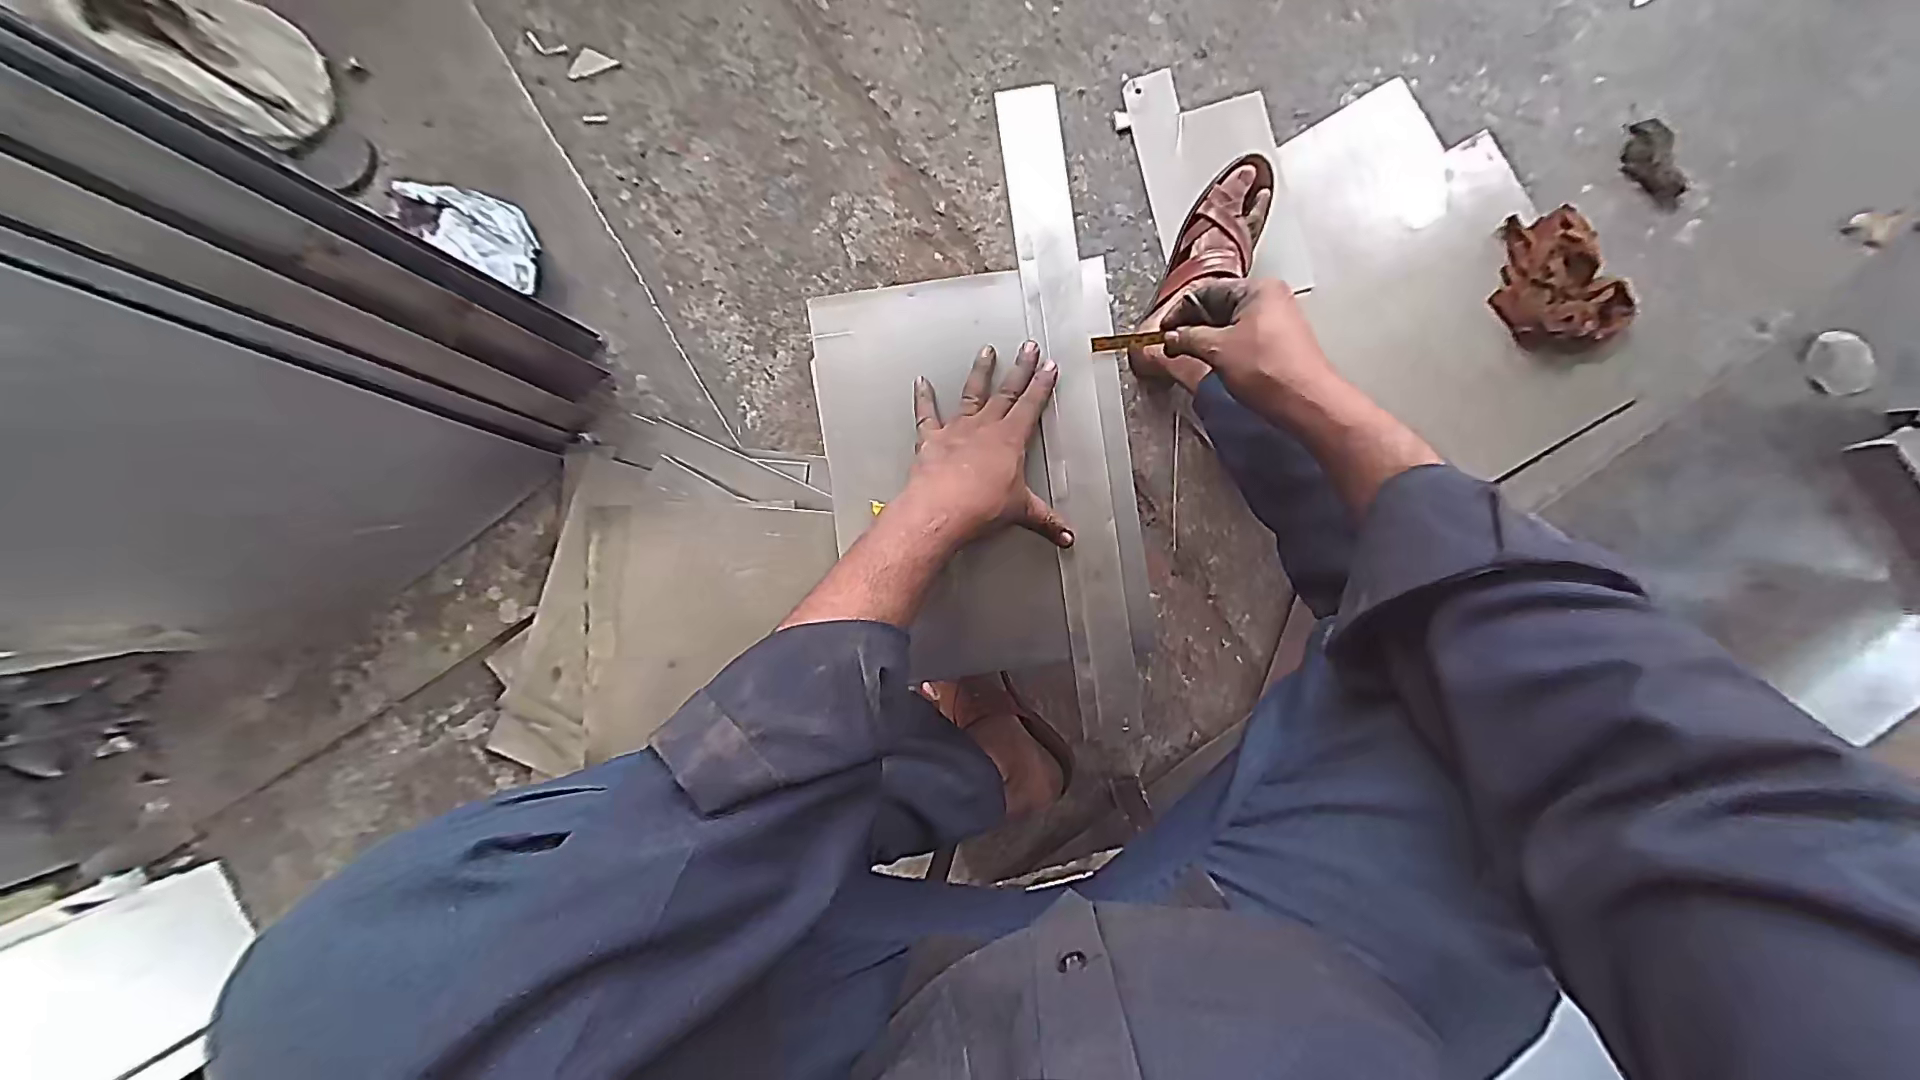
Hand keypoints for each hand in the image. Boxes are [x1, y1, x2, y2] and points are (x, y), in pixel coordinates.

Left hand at [892, 340, 1072, 551]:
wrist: (942, 510)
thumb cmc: (980, 507)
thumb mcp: (1021, 512)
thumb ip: (1045, 522)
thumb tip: (1066, 538)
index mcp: (1010, 439)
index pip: (1031, 405)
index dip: (1042, 385)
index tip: (1049, 366)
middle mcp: (984, 428)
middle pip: (1006, 391)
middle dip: (1020, 368)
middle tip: (1028, 348)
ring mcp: (956, 430)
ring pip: (971, 393)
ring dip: (980, 372)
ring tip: (986, 351)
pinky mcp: (931, 440)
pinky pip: (926, 414)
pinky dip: (923, 398)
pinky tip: (921, 382)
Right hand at [1161, 279, 1343, 408]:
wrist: (1304, 400)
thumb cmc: (1266, 369)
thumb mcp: (1217, 349)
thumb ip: (1187, 338)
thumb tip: (1169, 337)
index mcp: (1257, 289)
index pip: (1204, 292)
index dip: (1178, 313)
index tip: (1162, 334)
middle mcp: (1269, 298)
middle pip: (1216, 306)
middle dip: (1190, 327)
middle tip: (1170, 346)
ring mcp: (1275, 320)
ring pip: (1227, 324)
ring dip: (1203, 339)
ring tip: (1184, 356)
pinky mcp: (1276, 342)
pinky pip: (1239, 338)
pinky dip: (1219, 348)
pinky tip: (1208, 362)